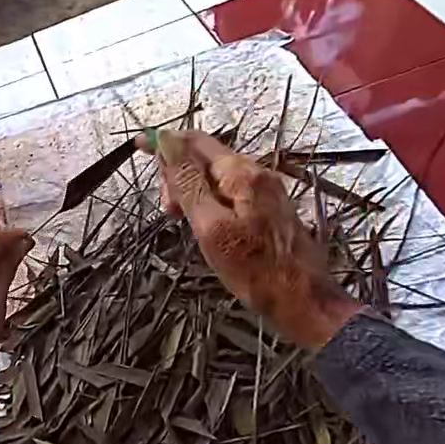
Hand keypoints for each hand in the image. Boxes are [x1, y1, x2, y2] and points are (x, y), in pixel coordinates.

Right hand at [151, 130, 359, 347]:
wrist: (305, 301)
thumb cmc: (254, 270)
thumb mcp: (211, 227)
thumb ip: (188, 183)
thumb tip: (167, 143)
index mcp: (240, 173)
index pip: (195, 142)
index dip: (164, 142)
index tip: (139, 145)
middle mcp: (255, 172)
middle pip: (204, 157)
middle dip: (176, 173)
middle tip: (167, 210)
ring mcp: (264, 189)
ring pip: (214, 175)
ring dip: (189, 189)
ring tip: (180, 220)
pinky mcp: (267, 206)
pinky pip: (227, 190)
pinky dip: (206, 199)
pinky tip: (201, 222)